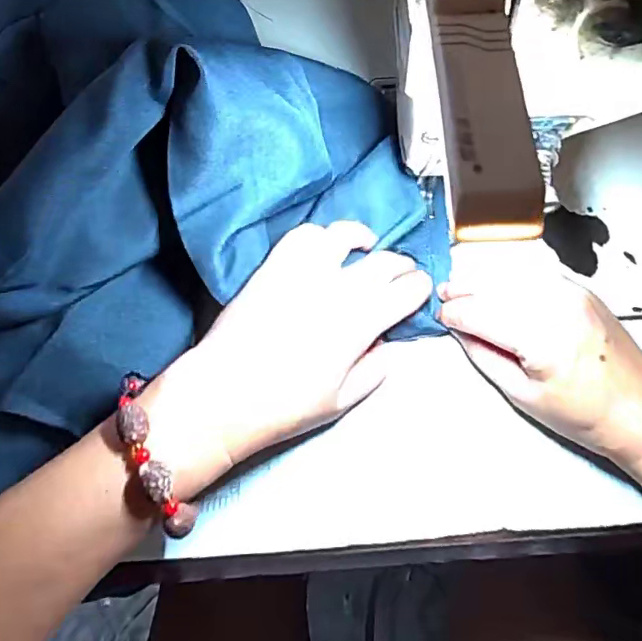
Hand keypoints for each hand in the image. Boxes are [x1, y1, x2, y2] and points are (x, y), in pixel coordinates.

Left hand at [143, 221, 432, 494]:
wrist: (222, 394)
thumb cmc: (283, 406)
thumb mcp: (341, 401)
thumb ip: (374, 369)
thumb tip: (387, 344)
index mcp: (361, 322)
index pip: (407, 291)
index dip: (419, 288)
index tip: (419, 290)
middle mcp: (339, 288)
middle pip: (385, 261)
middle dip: (402, 265)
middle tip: (402, 272)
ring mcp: (305, 271)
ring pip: (345, 236)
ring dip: (362, 239)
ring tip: (365, 244)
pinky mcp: (276, 264)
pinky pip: (303, 234)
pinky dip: (320, 235)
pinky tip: (322, 245)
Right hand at [439, 240, 641, 471]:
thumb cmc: (592, 415)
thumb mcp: (524, 396)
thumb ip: (486, 357)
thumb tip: (463, 332)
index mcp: (542, 338)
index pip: (482, 312)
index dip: (455, 313)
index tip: (442, 315)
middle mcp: (558, 306)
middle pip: (495, 284)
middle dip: (464, 287)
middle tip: (445, 294)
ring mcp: (571, 292)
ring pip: (513, 270)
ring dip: (483, 276)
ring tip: (463, 286)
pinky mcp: (580, 288)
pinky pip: (534, 271)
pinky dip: (509, 273)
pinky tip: (496, 281)